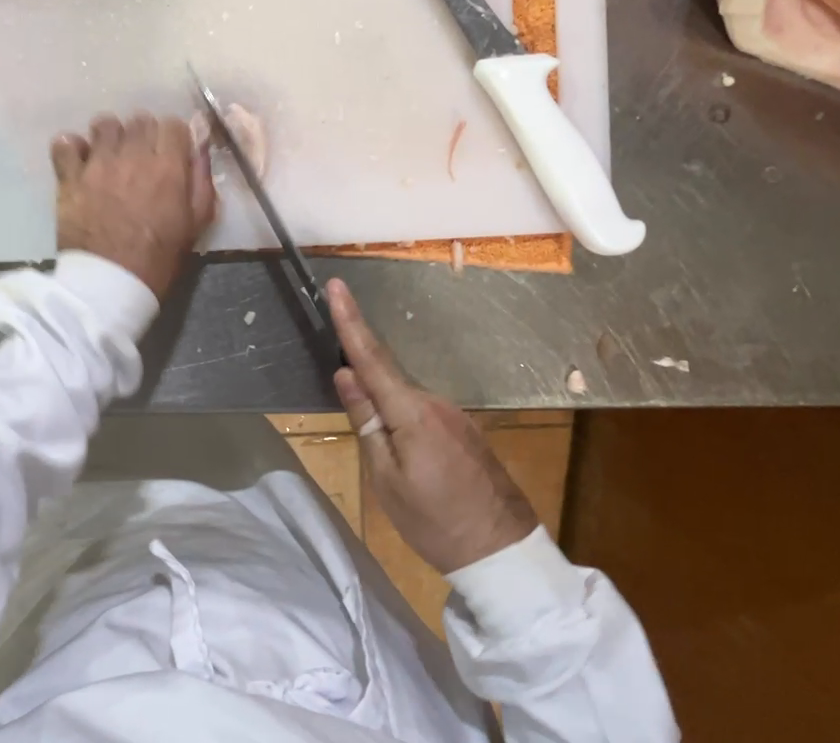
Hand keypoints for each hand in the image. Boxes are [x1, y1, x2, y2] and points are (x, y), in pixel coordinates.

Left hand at [52, 113, 214, 298]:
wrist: (109, 285)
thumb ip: (201, 181)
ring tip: (110, 158)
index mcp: (167, 167)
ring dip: (110, 136)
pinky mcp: (69, 177)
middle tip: (142, 160)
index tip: (171, 156)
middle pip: (140, 120)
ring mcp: (97, 164)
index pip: (173, 125)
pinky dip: (72, 148)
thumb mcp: (195, 224)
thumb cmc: (157, 259)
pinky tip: (79, 163)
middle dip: (144, 135)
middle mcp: (132, 156)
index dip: (174, 139)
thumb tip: (200, 149)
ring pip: (104, 124)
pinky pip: (65, 143)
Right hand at [327, 278, 537, 573]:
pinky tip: (403, 450)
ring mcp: (455, 416)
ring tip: (380, 450)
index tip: (336, 285)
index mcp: (412, 413)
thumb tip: (346, 375)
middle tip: (346, 397)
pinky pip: (422, 413)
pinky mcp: (464, 431)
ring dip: (384, 406)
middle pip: (387, 377)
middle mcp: (436, 403)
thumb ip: (366, 422)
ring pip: (404, 398)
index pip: (372, 357)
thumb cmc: (434, 522)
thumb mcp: (386, 478)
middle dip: (361, 373)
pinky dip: (403, 418)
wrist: (502, 554)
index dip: (350, 320)